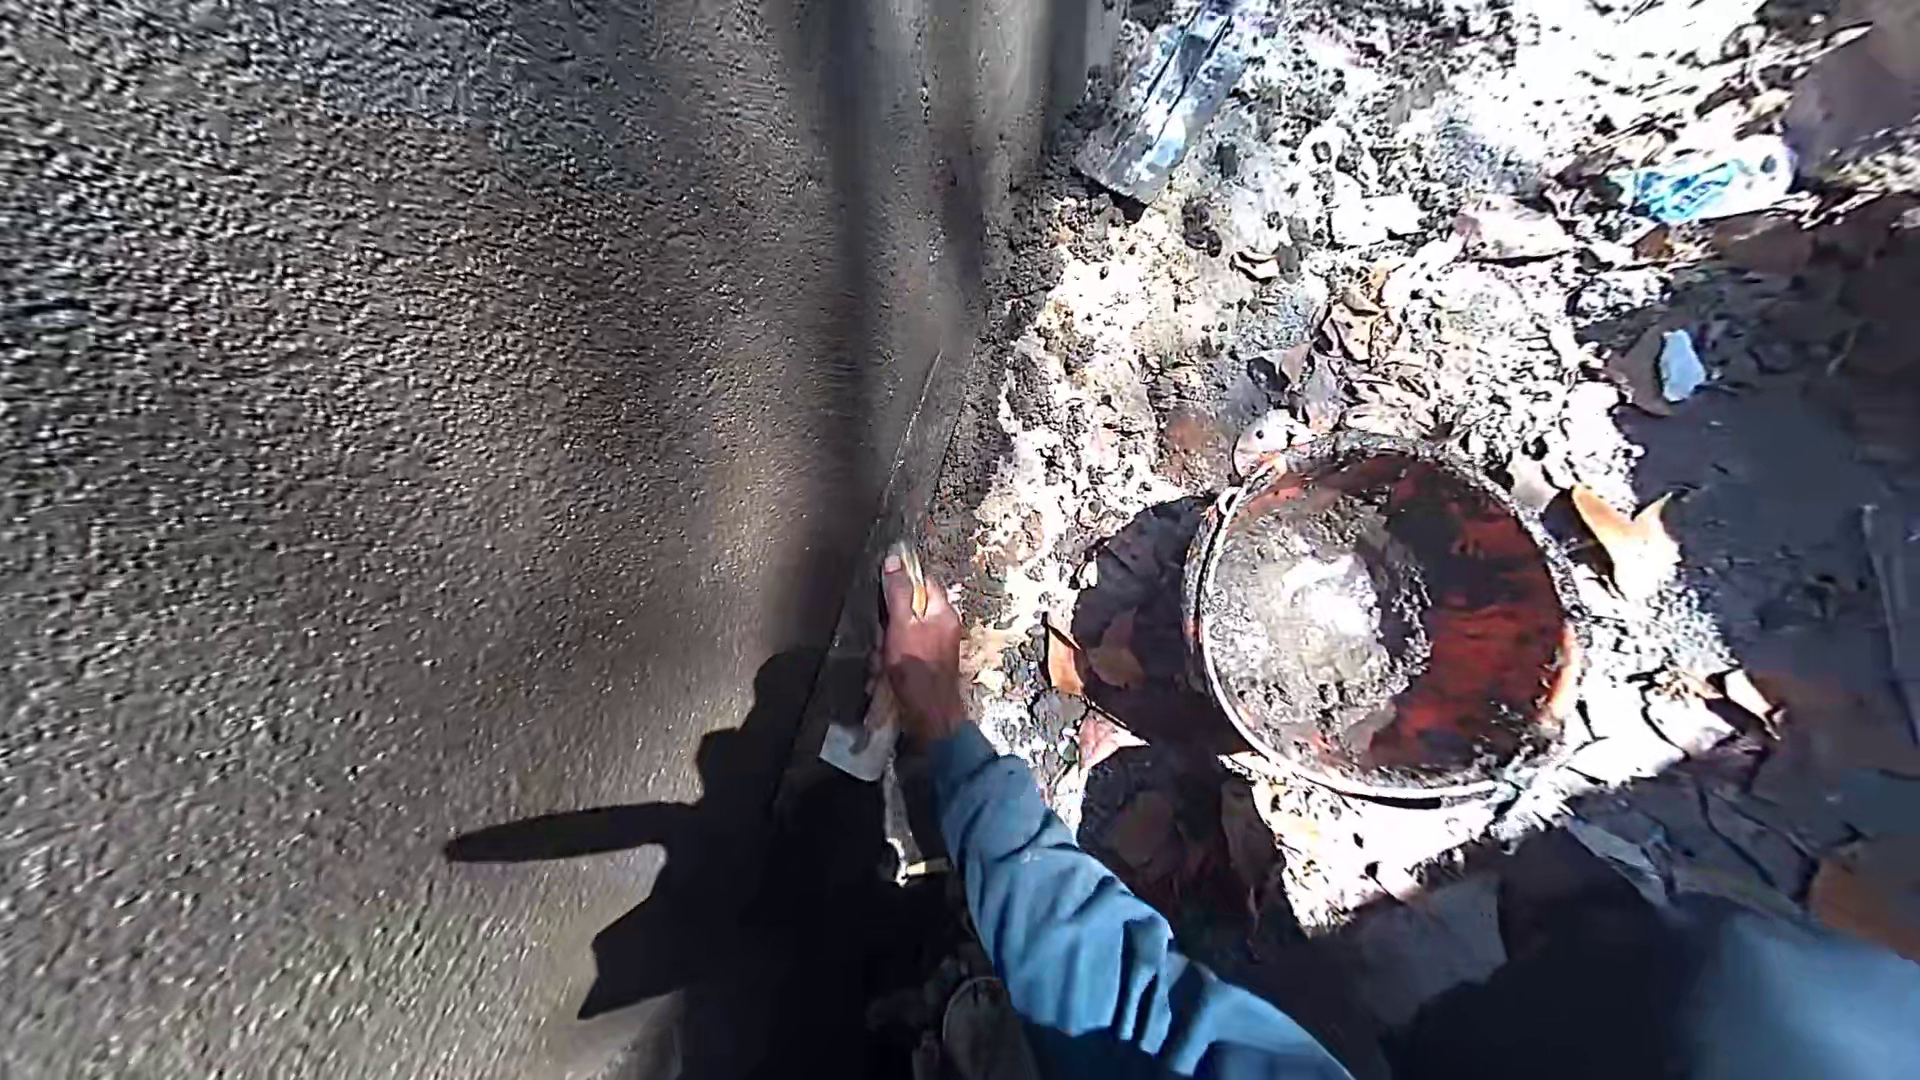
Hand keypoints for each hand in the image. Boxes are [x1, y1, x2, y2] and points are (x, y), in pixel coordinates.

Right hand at [880, 554, 969, 740]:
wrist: (928, 714)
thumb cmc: (915, 666)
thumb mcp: (902, 624)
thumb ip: (898, 593)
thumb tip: (895, 560)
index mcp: (944, 612)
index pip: (925, 582)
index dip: (905, 582)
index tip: (884, 590)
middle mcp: (946, 627)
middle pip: (914, 608)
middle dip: (893, 620)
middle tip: (882, 636)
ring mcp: (939, 647)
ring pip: (907, 632)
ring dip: (889, 643)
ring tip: (882, 659)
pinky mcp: (930, 665)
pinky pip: (908, 652)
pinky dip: (894, 658)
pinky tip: (886, 671)